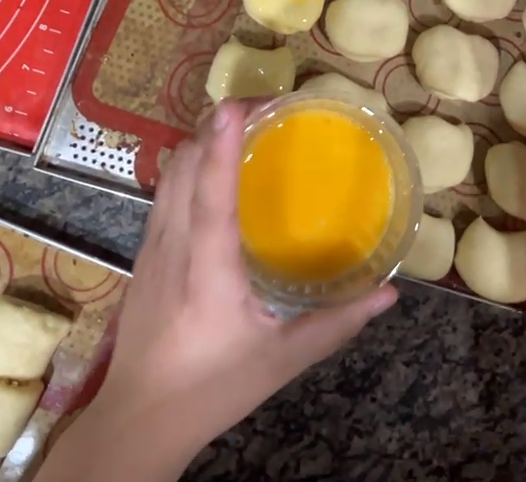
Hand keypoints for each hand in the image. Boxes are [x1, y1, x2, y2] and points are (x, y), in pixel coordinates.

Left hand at [52, 99, 396, 479]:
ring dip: (202, 140)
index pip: (211, 198)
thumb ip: (336, 325)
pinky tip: (215, 167)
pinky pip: (165, 191)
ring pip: (170, 174)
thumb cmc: (212, 388)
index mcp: (207, 272)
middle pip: (184, 168)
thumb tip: (389, 293)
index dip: (221, 148)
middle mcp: (173, 247)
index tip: (235, 106)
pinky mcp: (144, 252)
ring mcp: (152, 247)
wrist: (137, 419)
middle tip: (266, 109)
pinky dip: (190, 163)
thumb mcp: (281, 362)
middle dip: (217, 126)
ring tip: (243, 125)